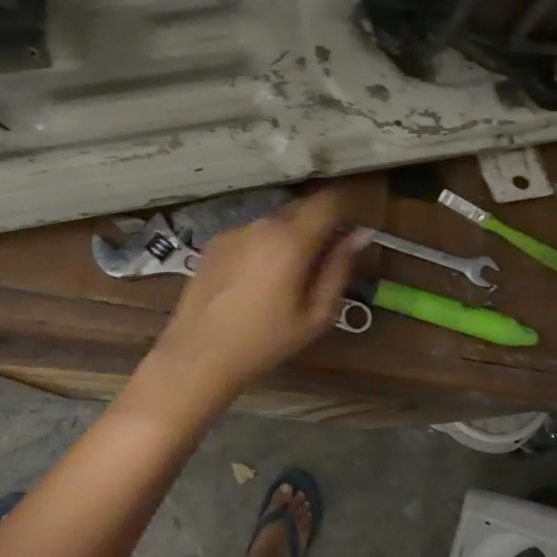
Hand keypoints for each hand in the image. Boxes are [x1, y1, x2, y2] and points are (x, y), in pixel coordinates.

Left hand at [143, 192, 363, 405]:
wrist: (199, 355)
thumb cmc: (265, 341)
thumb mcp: (316, 315)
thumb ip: (339, 269)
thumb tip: (358, 236)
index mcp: (292, 240)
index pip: (328, 201)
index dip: (344, 212)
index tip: (348, 234)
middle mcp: (262, 224)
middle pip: (300, 208)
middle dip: (316, 227)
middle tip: (318, 264)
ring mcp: (234, 231)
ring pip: (274, 222)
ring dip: (287, 238)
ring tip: (282, 278)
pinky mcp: (214, 243)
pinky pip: (249, 234)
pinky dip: (260, 247)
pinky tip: (251, 281)